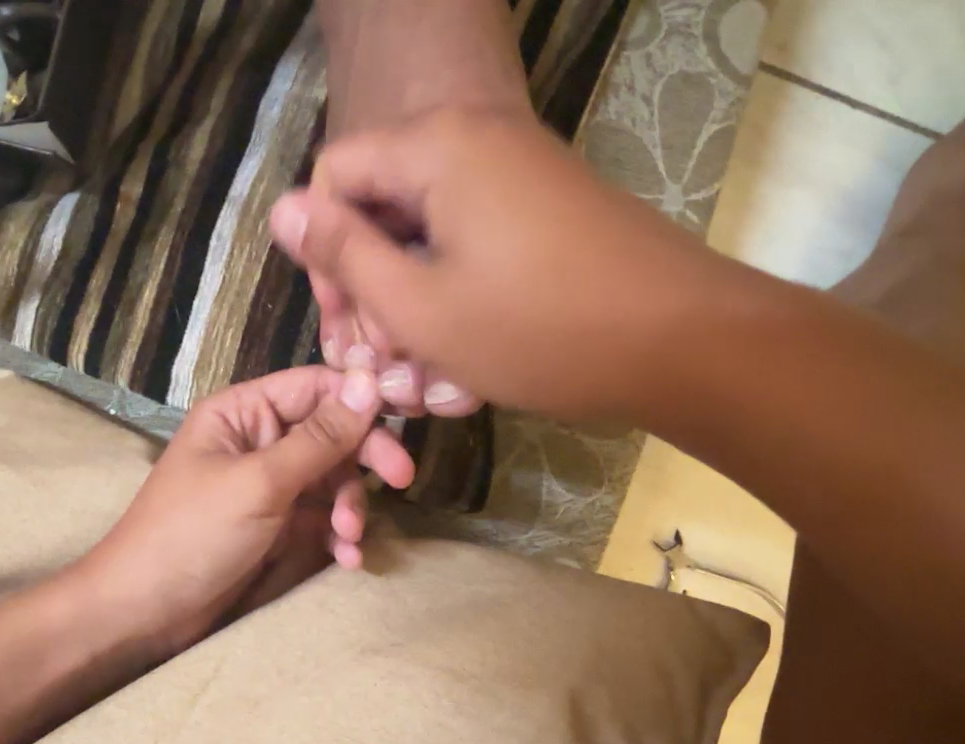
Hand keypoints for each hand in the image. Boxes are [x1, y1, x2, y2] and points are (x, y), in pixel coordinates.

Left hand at [74, 366, 413, 655]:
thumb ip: (319, 437)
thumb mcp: (260, 482)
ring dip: (350, 506)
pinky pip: (320, 519)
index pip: (315, 387)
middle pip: (332, 434)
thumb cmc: (192, 534)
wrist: (144, 611)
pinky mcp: (275, 527)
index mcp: (244, 412)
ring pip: (332, 480)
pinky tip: (346, 558)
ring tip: (349, 538)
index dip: (360, 401)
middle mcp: (259, 441)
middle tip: (401, 480)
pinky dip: (337, 535)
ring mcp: (269, 486)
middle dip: (362, 460)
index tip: (402, 425)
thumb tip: (368, 382)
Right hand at [272, 111, 732, 419]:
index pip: (335, 174)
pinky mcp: (548, 215)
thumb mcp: (419, 305)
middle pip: (383, 206)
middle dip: (371, 290)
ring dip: (415, 309)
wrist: (681, 342)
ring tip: (428, 379)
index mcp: (436, 147)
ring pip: (430, 239)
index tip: (343, 321)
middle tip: (383, 364)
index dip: (321, 249)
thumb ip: (344, 254)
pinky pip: (476, 250)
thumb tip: (283, 209)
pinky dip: (459, 302)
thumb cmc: (537, 329)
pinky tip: (467, 363)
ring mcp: (519, 177)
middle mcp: (476, 143)